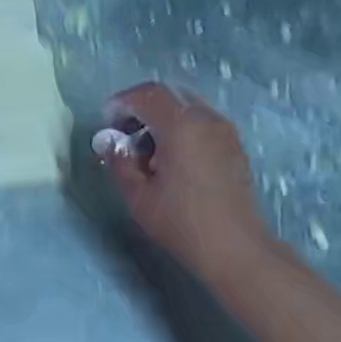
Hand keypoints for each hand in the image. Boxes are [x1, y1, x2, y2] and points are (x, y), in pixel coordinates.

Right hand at [98, 82, 267, 270]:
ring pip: (187, 108)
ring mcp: (225, 131)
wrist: (232, 246)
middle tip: (122, 132)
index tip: (106, 121)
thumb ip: (120, 161)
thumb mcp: (137, 194)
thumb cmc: (179, 221)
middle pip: (170, 96)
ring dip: (162, 119)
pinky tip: (170, 159)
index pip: (148, 94)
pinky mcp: (233, 146)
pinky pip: (201, 123)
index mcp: (181, 126)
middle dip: (141, 108)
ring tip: (145, 150)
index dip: (122, 102)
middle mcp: (206, 119)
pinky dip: (180, 129)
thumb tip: (110, 143)